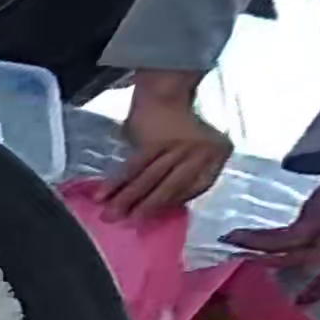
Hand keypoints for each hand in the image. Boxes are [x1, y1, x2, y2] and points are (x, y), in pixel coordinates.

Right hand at [100, 73, 232, 220]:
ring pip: (150, 179)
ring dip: (127, 199)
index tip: (152, 216)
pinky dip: (116, 183)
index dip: (172, 202)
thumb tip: (155, 199)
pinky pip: (133, 168)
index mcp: (218, 153)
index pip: (196, 186)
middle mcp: (204, 150)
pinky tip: (102, 194)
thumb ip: (181, 170)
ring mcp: (181, 146)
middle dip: (147, 206)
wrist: (164, 96)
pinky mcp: (156, 142)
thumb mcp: (188, 148)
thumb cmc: (172, 125)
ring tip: (110, 214)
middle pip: (171, 184)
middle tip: (128, 223)